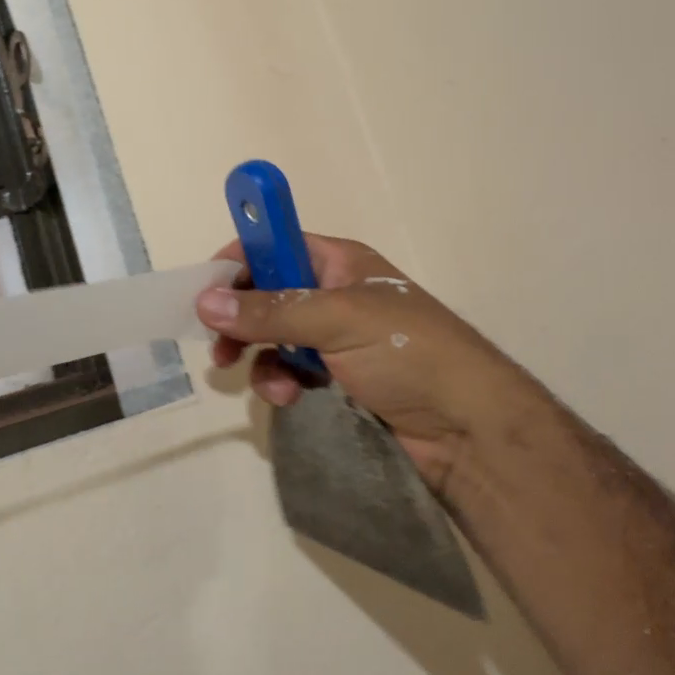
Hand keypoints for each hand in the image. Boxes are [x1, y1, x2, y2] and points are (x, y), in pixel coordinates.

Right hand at [196, 233, 528, 492]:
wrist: (472, 428)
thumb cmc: (409, 354)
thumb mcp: (336, 321)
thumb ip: (269, 310)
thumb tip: (203, 301)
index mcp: (339, 262)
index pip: (273, 245)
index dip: (237, 262)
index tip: (203, 292)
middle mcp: (335, 292)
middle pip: (267, 292)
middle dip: (240, 318)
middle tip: (216, 344)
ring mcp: (339, 336)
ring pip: (275, 335)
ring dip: (259, 356)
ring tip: (264, 385)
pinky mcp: (341, 374)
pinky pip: (292, 367)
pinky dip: (282, 380)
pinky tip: (287, 398)